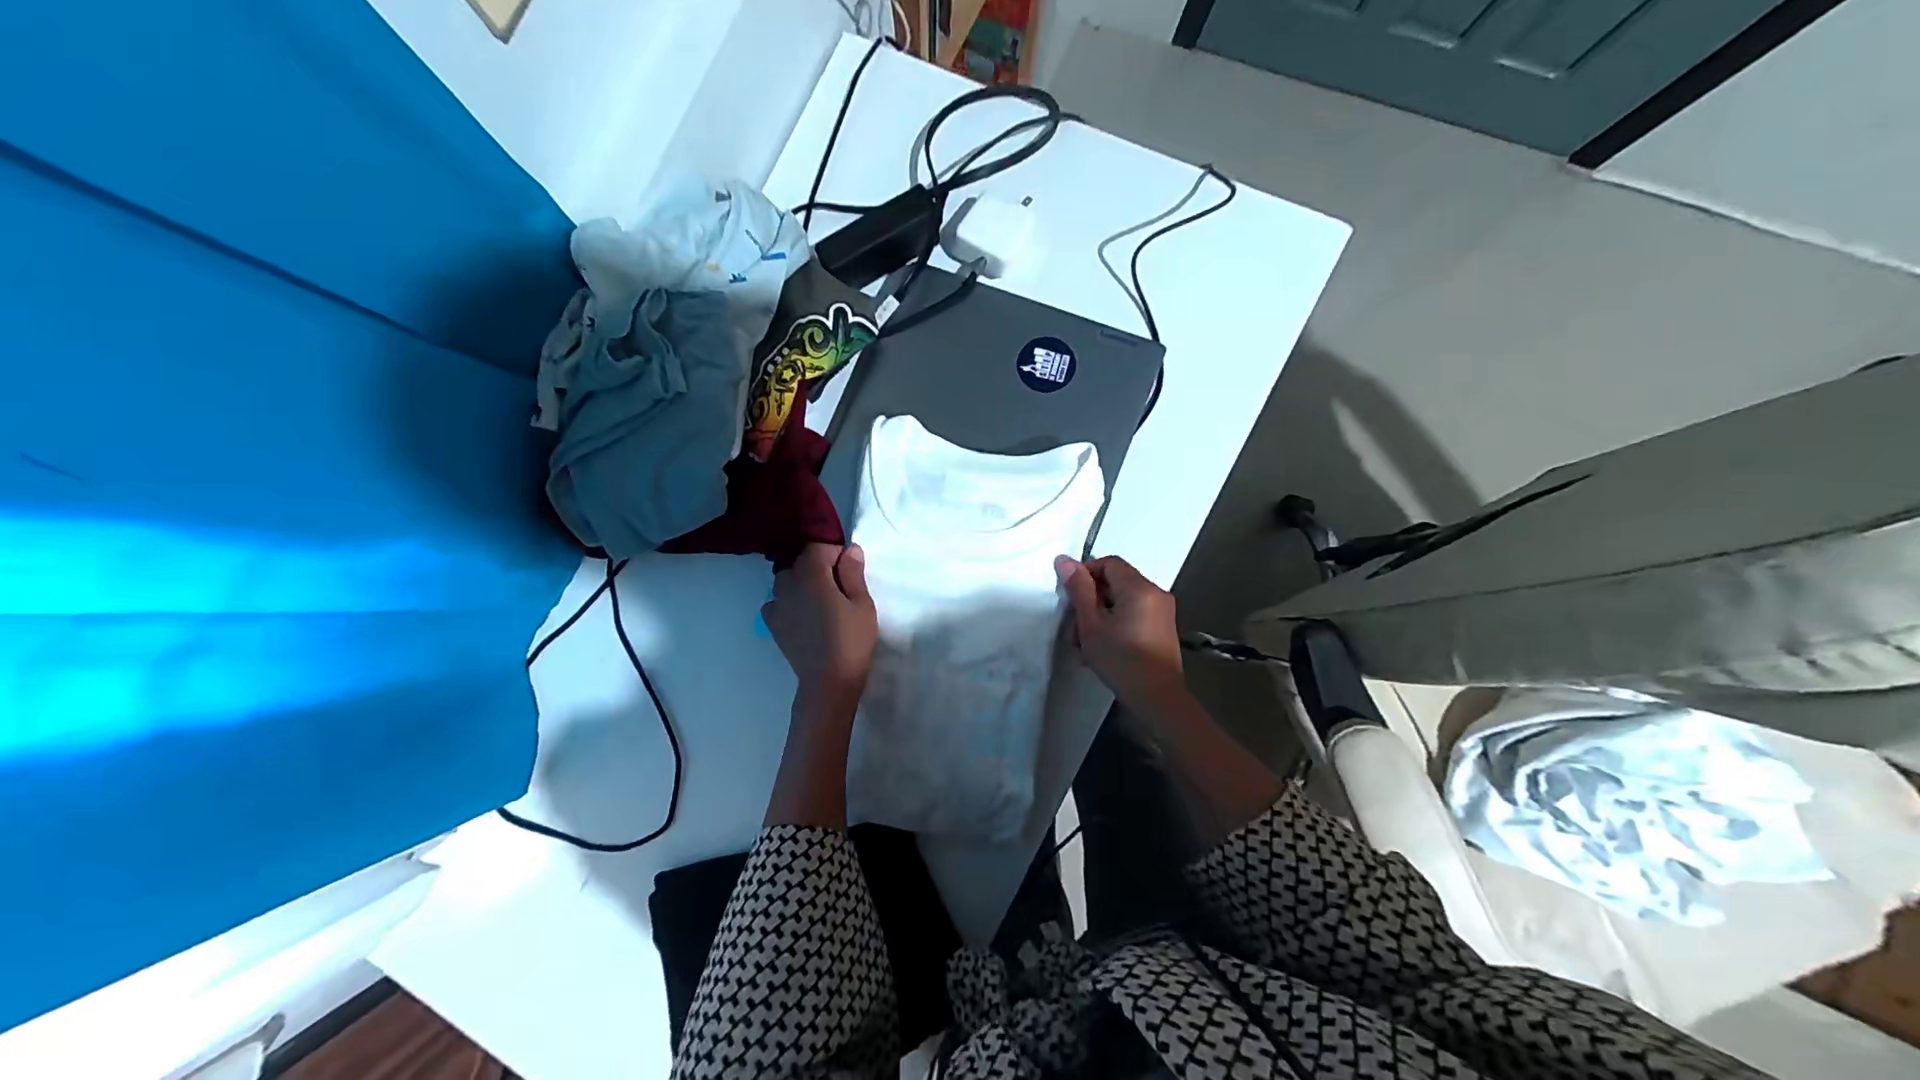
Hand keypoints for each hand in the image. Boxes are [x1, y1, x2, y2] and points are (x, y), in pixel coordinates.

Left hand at [764, 543, 877, 712]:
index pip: (818, 547)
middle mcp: (788, 584)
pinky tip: (803, 614)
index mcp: (812, 576)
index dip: (835, 553)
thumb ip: (853, 573)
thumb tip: (850, 550)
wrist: (828, 681)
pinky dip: (788, 601)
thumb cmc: (852, 640)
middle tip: (839, 586)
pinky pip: (776, 601)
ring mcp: (777, 604)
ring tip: (820, 600)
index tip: (850, 569)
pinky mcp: (772, 623)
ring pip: (786, 580)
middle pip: (800, 562)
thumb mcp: (862, 604)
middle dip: (818, 566)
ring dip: (802, 581)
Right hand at [1055, 554, 1188, 713]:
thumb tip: (1064, 560)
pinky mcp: (1162, 629)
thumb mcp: (1091, 624)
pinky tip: (1102, 649)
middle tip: (1074, 628)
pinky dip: (1115, 624)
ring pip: (1122, 601)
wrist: (1157, 698)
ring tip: (1084, 645)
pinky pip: (1134, 615)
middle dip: (1090, 601)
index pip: (1108, 563)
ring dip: (1100, 616)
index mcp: (1139, 587)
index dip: (1084, 573)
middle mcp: (1155, 593)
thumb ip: (1078, 589)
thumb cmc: (1121, 659)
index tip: (1069, 597)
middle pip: (1115, 583)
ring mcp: (1162, 612)